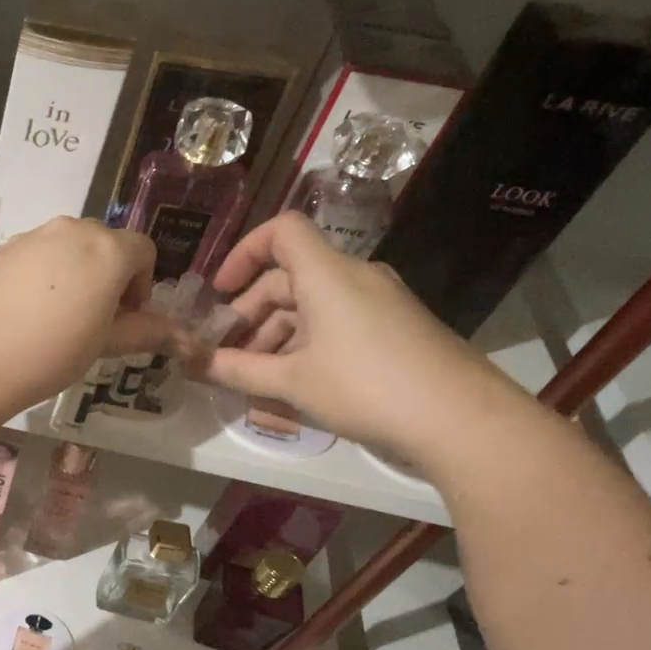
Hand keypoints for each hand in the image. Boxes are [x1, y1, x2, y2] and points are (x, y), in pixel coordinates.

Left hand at [0, 218, 173, 410]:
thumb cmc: (50, 354)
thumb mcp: (102, 346)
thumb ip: (142, 332)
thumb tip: (179, 335)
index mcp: (109, 249)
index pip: (143, 251)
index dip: (141, 284)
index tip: (126, 318)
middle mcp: (72, 231)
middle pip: (103, 245)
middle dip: (107, 276)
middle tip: (92, 321)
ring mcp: (31, 237)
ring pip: (65, 249)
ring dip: (73, 275)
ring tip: (54, 320)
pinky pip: (33, 258)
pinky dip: (39, 278)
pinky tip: (21, 315)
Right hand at [199, 214, 537, 462]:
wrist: (459, 418)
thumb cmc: (365, 388)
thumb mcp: (291, 383)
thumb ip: (236, 370)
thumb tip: (191, 363)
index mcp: (328, 275)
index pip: (281, 232)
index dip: (243, 253)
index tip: (218, 294)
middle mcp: (354, 278)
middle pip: (287, 278)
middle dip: (248, 315)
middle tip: (221, 356)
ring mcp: (377, 303)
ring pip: (309, 307)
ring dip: (272, 338)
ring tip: (249, 381)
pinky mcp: (392, 329)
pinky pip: (334, 325)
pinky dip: (302, 347)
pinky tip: (288, 387)